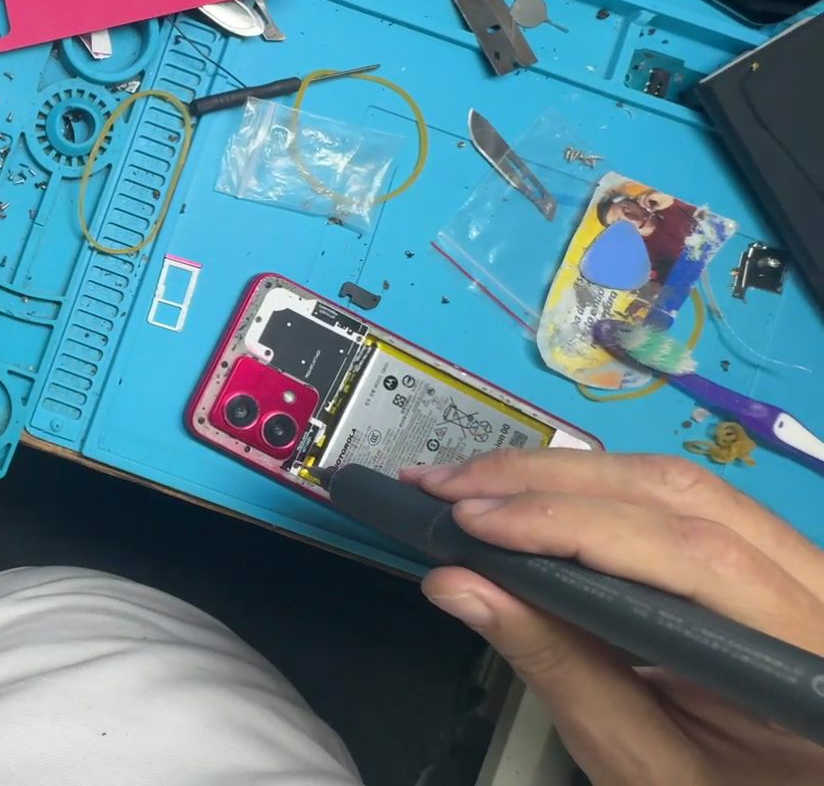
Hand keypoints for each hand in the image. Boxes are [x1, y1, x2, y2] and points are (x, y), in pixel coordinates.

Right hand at [408, 450, 823, 784]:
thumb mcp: (635, 756)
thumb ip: (554, 664)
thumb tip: (453, 583)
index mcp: (809, 667)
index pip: (691, 556)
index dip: (567, 521)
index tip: (467, 520)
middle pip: (676, 496)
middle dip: (539, 481)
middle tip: (441, 486)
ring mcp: (805, 571)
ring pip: (669, 481)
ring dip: (549, 472)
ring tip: (462, 483)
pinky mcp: (768, 554)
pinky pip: (670, 494)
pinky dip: (578, 482)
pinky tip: (516, 490)